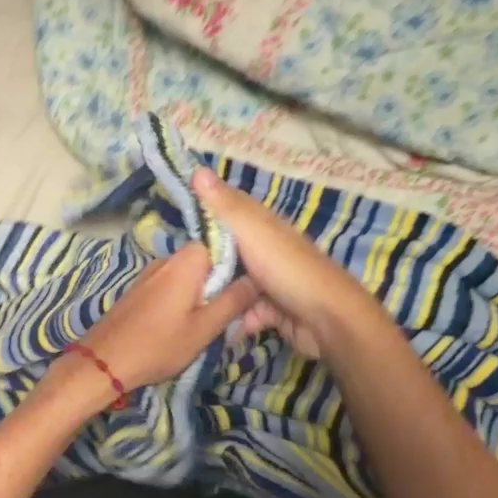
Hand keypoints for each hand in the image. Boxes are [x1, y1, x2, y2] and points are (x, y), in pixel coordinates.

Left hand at [68, 244, 259, 393]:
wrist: (103, 362)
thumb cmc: (158, 345)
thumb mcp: (204, 328)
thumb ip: (233, 301)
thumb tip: (258, 279)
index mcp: (188, 260)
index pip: (226, 245)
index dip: (239, 267)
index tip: (246, 291)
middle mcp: (168, 258)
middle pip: (206, 262)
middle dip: (218, 285)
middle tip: (226, 316)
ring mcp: (149, 274)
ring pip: (187, 278)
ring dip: (198, 297)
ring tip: (203, 325)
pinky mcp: (138, 290)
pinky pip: (169, 288)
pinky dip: (179, 303)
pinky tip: (177, 327)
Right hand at [190, 167, 387, 358]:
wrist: (325, 318)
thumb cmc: (288, 270)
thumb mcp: (253, 232)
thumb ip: (225, 206)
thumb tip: (196, 169)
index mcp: (263, 227)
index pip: (228, 212)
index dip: (203, 213)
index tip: (174, 221)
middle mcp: (266, 252)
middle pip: (227, 253)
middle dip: (203, 263)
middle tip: (172, 273)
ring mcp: (269, 283)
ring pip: (233, 287)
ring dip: (215, 297)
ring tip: (188, 306)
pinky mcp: (271, 312)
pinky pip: (244, 314)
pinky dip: (233, 321)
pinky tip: (217, 328)